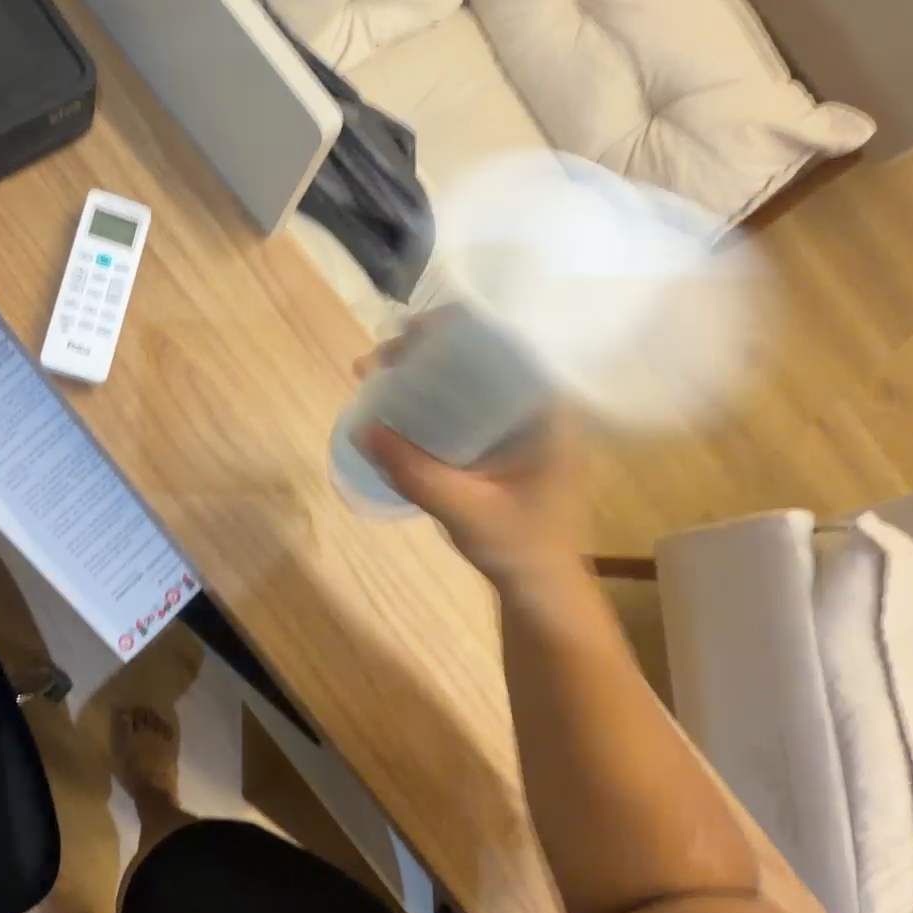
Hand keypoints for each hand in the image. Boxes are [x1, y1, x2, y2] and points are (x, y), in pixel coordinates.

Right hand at [354, 320, 586, 590]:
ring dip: (422, 372)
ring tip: (376, 376)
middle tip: (377, 363)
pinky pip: (464, 402)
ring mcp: (521, 422)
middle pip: (482, 353)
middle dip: (425, 349)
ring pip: (469, 376)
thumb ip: (416, 473)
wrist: (540, 584)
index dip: (455, 329)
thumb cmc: (518, 547)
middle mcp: (539, 404)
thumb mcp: (465, 512)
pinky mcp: (502, 439)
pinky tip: (396, 405)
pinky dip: (429, 397)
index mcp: (549, 411)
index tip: (406, 335)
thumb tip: (362, 430)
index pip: (506, 342)